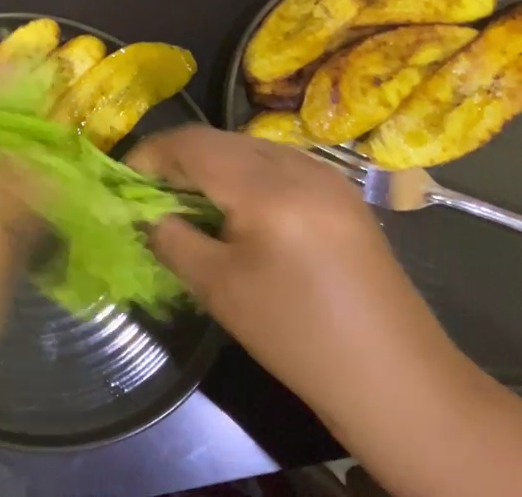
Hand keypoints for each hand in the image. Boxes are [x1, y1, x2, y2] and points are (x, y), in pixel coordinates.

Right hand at [125, 125, 468, 414]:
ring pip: (249, 149)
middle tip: (150, 193)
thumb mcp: (218, 288)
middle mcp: (301, 167)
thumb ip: (172, 238)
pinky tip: (236, 211)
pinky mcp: (343, 194)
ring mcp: (328, 177)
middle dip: (178, 159)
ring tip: (189, 202)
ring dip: (211, 165)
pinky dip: (244, 175)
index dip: (150, 155)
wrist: (398, 380)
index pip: (192, 144)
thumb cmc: (298, 335)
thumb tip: (148, 213)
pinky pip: (277, 165)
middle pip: (221, 140)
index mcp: (268, 188)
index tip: (123, 181)